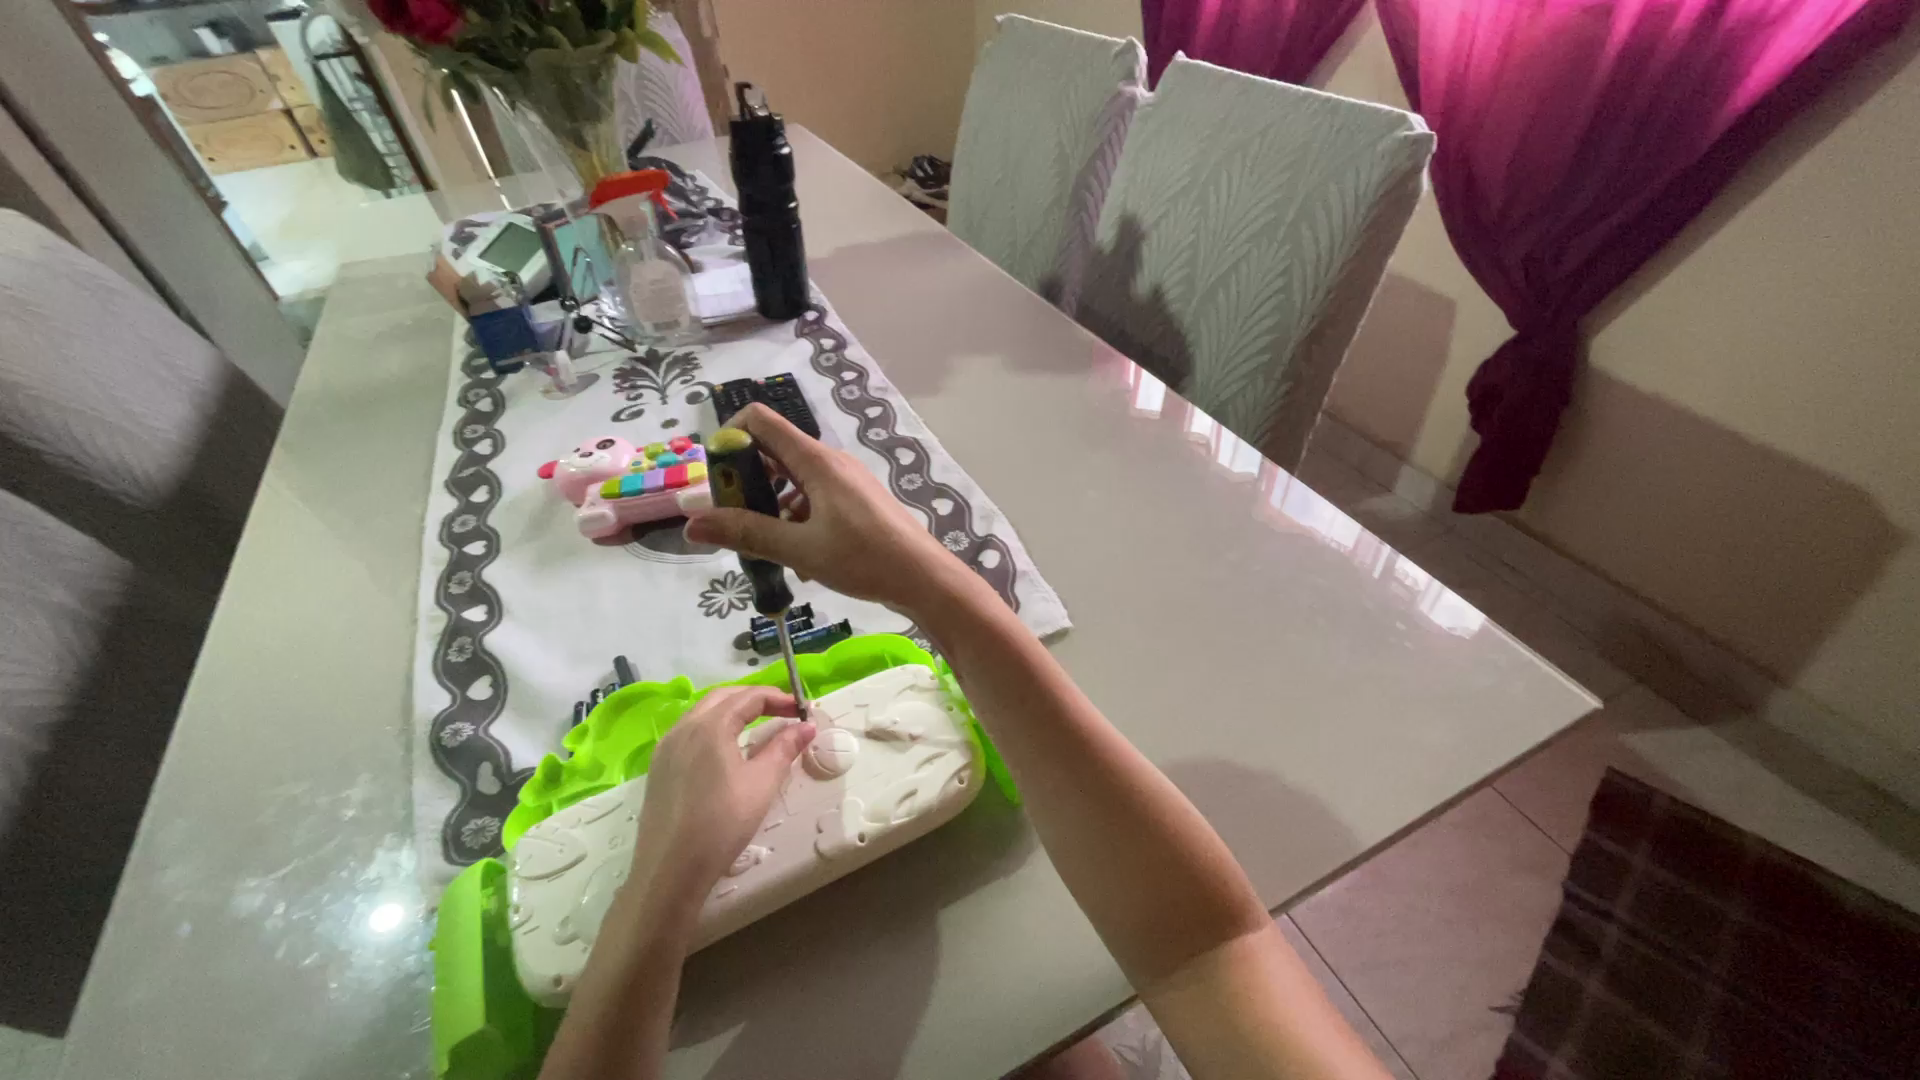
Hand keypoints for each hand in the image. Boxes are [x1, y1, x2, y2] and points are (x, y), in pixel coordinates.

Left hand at [629, 685, 814, 907]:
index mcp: (709, 726)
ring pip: (702, 713)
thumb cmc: (722, 824)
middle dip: (755, 699)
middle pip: (723, 698)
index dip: (779, 698)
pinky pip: (689, 733)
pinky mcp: (659, 768)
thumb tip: (806, 726)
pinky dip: (713, 728)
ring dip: (733, 711)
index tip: (802, 711)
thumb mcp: (762, 784)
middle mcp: (683, 728)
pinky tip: (726, 750)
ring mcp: (666, 748)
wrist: (671, 871)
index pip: (749, 697)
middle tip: (783, 711)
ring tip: (758, 726)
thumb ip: (784, 748)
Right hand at [684, 403, 976, 617]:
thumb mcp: (799, 549)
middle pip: (774, 453)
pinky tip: (802, 560)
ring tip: (769, 549)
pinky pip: (815, 500)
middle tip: (736, 522)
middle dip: (747, 484)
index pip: (760, 420)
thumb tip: (692, 524)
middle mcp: (831, 462)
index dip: (730, 439)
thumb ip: (746, 533)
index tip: (717, 480)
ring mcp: (847, 482)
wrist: (924, 578)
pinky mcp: (857, 502)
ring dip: (773, 509)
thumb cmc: (864, 559)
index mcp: (816, 461)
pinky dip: (798, 521)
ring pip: (794, 482)